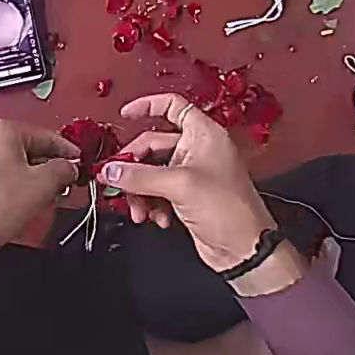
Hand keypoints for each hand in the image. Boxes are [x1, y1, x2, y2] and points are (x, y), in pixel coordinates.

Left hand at [0, 119, 78, 282]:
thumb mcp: (43, 185)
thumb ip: (64, 169)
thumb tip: (70, 167)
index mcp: (2, 130)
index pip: (47, 136)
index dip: (69, 152)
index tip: (80, 163)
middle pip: (31, 150)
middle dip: (51, 169)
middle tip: (67, 183)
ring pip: (18, 166)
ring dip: (36, 182)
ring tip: (49, 198)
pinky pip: (3, 179)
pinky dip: (18, 190)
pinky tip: (27, 206)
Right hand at [100, 94, 299, 291]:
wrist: (244, 249)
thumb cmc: (227, 209)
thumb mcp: (179, 186)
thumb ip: (140, 176)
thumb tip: (110, 170)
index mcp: (203, 134)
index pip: (172, 106)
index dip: (147, 106)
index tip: (125, 114)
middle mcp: (198, 149)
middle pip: (153, 145)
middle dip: (134, 166)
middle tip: (117, 181)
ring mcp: (192, 173)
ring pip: (152, 171)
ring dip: (140, 190)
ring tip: (139, 210)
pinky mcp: (188, 195)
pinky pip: (158, 191)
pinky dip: (152, 203)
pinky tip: (157, 218)